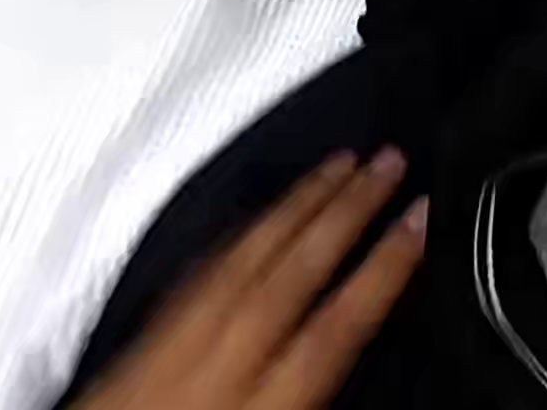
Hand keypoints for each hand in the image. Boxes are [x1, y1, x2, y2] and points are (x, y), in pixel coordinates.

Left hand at [75, 149, 427, 409]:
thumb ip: (317, 397)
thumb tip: (371, 349)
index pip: (330, 330)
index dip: (383, 266)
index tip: (420, 214)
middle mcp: (204, 381)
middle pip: (286, 277)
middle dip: (344, 210)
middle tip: (388, 160)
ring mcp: (158, 363)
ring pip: (239, 264)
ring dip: (298, 204)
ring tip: (342, 160)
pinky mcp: (126, 357)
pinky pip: (192, 278)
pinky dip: (238, 235)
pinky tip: (263, 211)